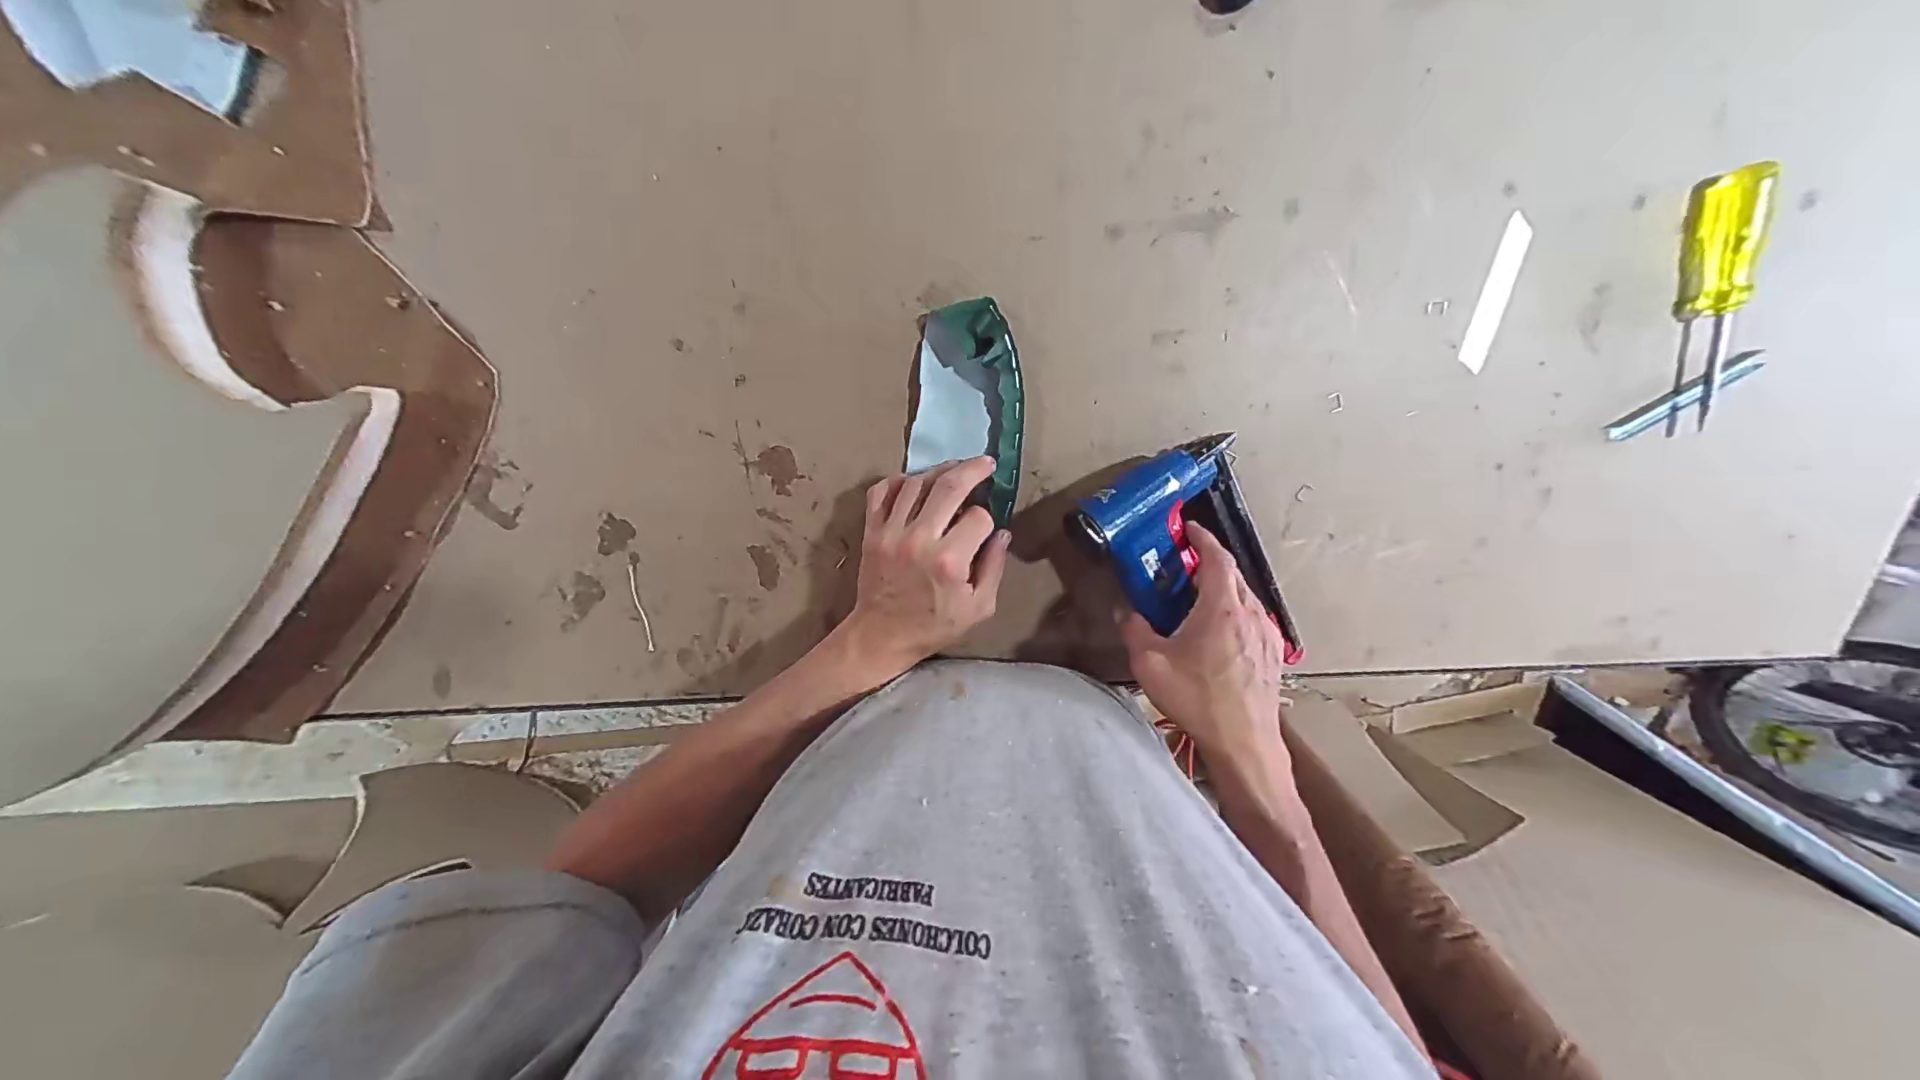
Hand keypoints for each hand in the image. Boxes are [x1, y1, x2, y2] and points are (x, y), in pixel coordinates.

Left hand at [834, 456, 1010, 677]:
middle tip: (985, 462)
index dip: (987, 519)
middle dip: (973, 469)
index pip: (978, 517)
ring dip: (939, 471)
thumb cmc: (934, 625)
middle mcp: (919, 539)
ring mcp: (890, 532)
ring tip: (954, 471)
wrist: (881, 635)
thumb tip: (1002, 533)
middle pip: (949, 486)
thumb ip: (994, 568)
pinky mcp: (871, 531)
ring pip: (917, 482)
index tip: (986, 528)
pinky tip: (915, 483)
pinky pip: (882, 491)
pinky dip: (899, 480)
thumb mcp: (979, 608)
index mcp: (949, 561)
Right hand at [1121, 522, 1289, 759]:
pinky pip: (1251, 619)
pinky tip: (1214, 633)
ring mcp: (1266, 635)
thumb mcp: (1150, 664)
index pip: (1217, 557)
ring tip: (1194, 599)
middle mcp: (1250, 614)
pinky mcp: (1271, 654)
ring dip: (1221, 589)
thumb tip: (1126, 614)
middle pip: (1232, 574)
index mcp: (1222, 608)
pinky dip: (1232, 612)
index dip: (1202, 538)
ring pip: (1243, 597)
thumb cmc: (1199, 701)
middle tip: (1182, 567)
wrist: (1244, 743)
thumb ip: (1134, 630)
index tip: (1188, 529)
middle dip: (1207, 564)